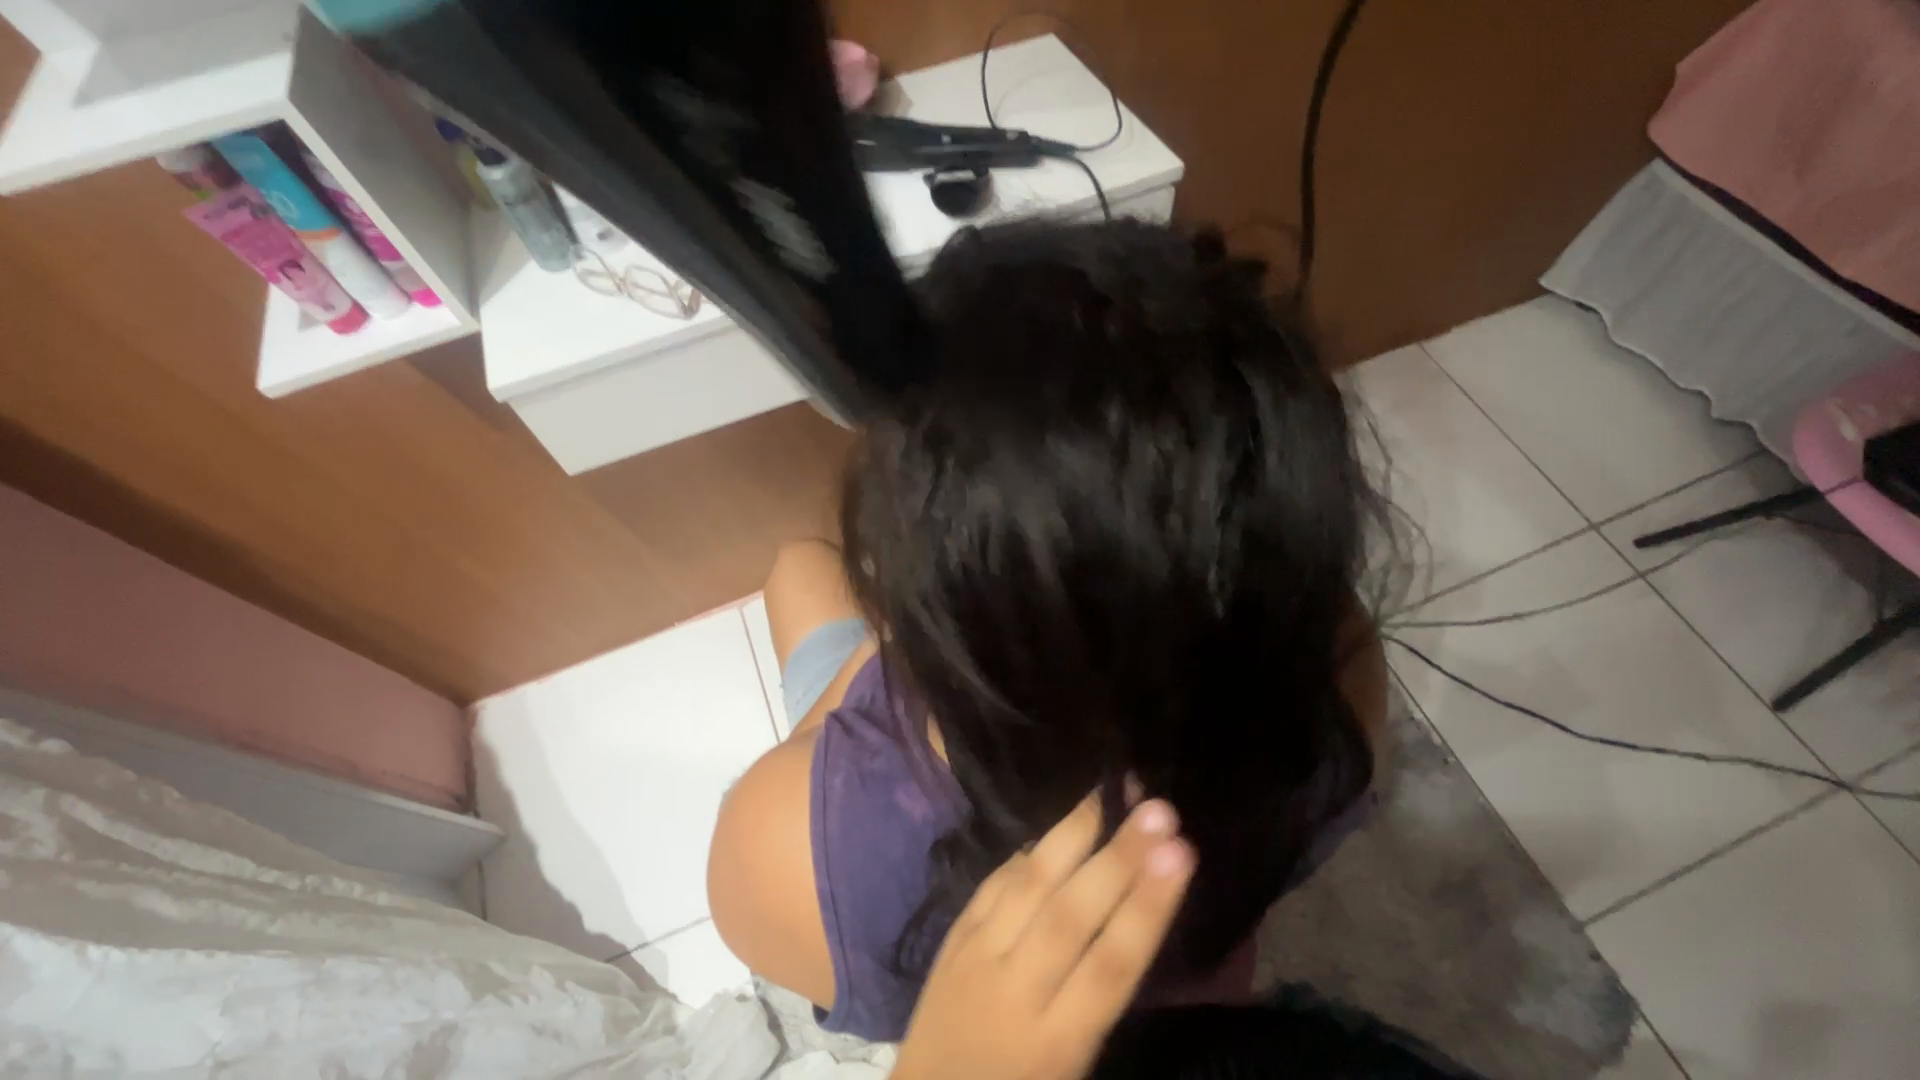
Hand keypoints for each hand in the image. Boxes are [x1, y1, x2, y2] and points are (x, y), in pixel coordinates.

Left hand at [891, 794, 1194, 1079]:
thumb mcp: (1074, 1068)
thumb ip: (1099, 994)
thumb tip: (1133, 915)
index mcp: (1057, 1042)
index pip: (1110, 964)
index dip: (1147, 907)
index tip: (1182, 853)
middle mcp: (1014, 991)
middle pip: (1069, 915)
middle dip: (1118, 858)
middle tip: (1159, 808)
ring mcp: (974, 959)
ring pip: (1025, 888)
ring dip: (1070, 837)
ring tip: (1107, 794)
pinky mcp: (948, 943)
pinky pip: (989, 888)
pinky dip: (1023, 857)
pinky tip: (1052, 830)